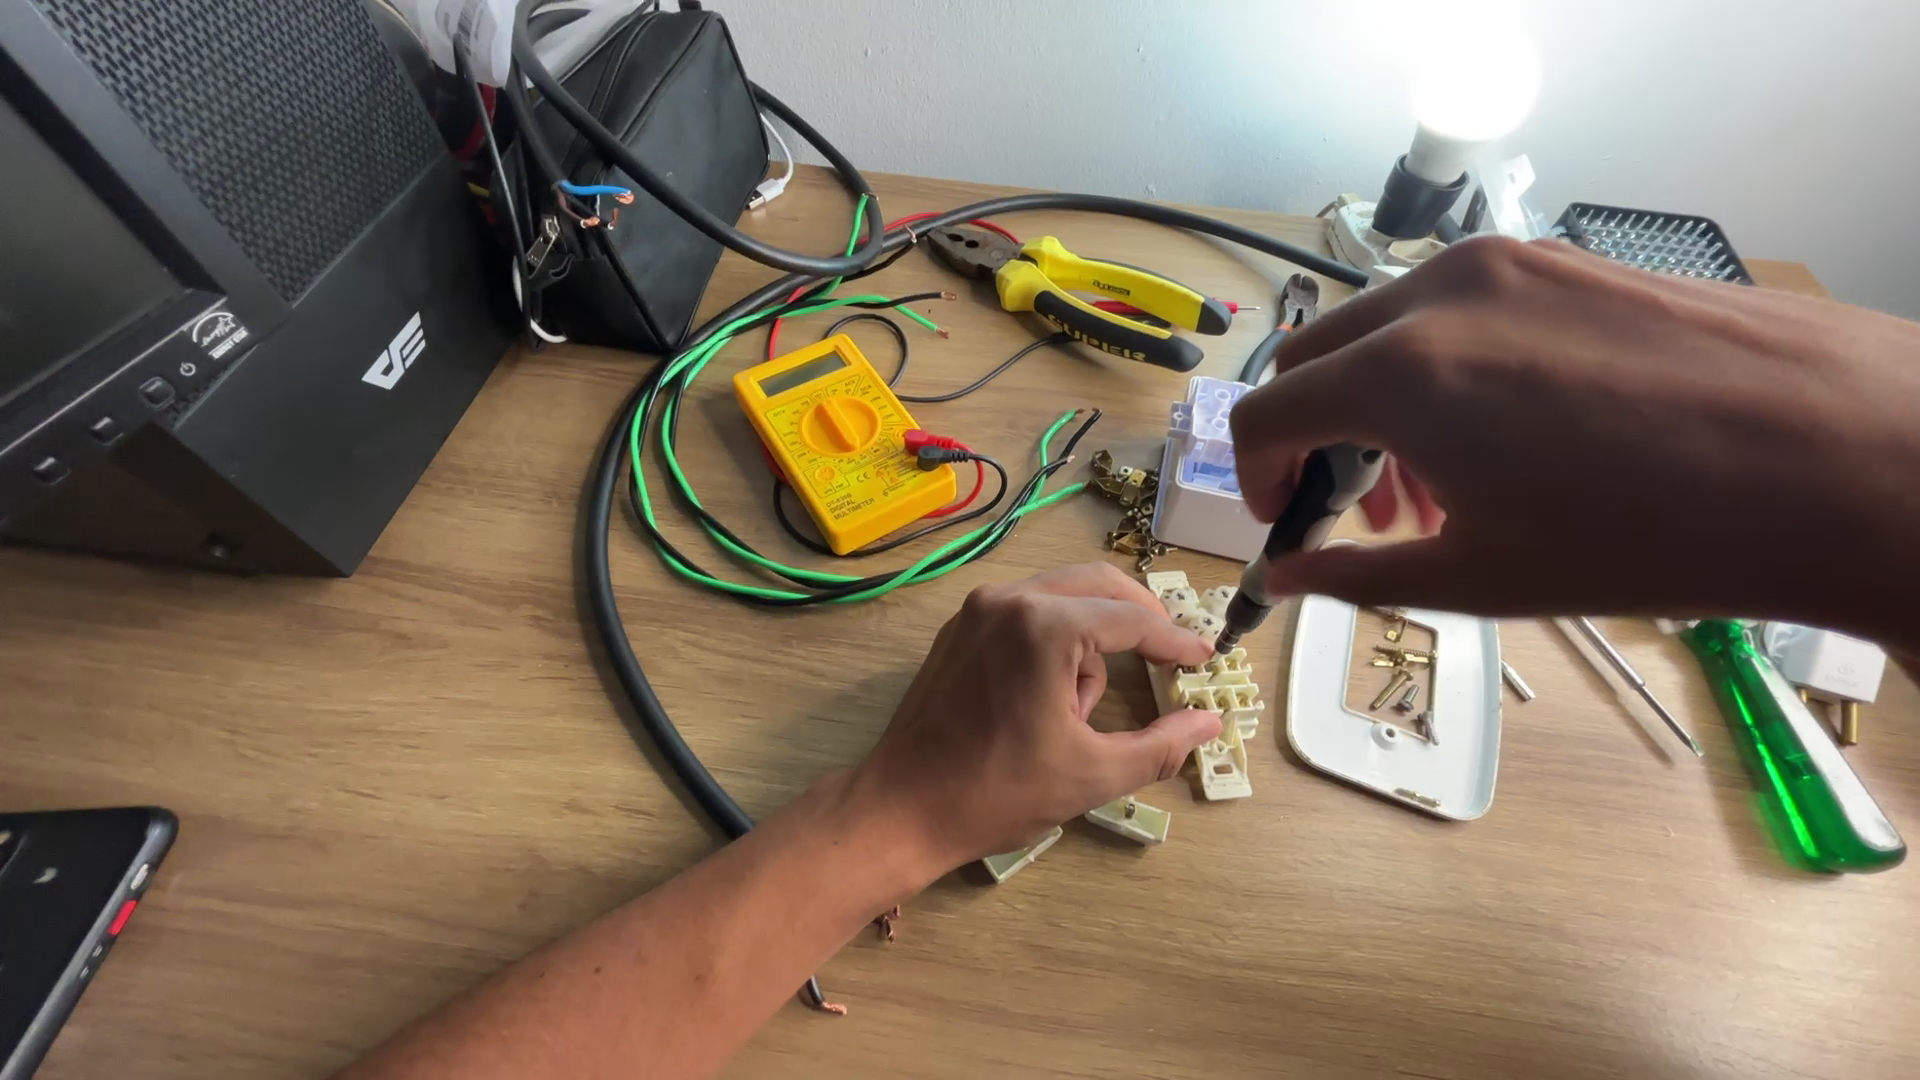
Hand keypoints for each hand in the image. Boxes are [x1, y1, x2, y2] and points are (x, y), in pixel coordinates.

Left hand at [849, 564, 1219, 869]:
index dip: (1174, 641)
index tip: (1205, 657)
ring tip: (1078, 710)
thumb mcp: (1091, 775)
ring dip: (1090, 637)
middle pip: (1098, 585)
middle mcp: (1009, 599)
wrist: (902, 806)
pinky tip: (1047, 693)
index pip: (1132, 620)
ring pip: (1062, 596)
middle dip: (1139, 618)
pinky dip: (1053, 637)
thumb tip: (1209, 724)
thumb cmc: (998, 793)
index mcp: (1044, 627)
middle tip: (1167, 655)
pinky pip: (1026, 611)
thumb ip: (1160, 746)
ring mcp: (978, 608)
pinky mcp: (960, 625)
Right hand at [1229, 235, 1919, 642]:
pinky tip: (1485, 434)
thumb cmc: (1652, 537)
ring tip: (1425, 486)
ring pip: (1371, 336)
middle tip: (1348, 503)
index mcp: (1399, 376)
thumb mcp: (1474, 576)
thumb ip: (1349, 572)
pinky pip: (1442, 312)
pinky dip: (1425, 372)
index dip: (1253, 475)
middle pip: (1306, 363)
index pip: (1262, 414)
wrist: (1869, 461)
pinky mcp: (1553, 258)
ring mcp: (1498, 264)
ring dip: (1365, 408)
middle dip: (1306, 439)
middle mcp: (1433, 298)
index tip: (1283, 515)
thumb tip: (1281, 575)